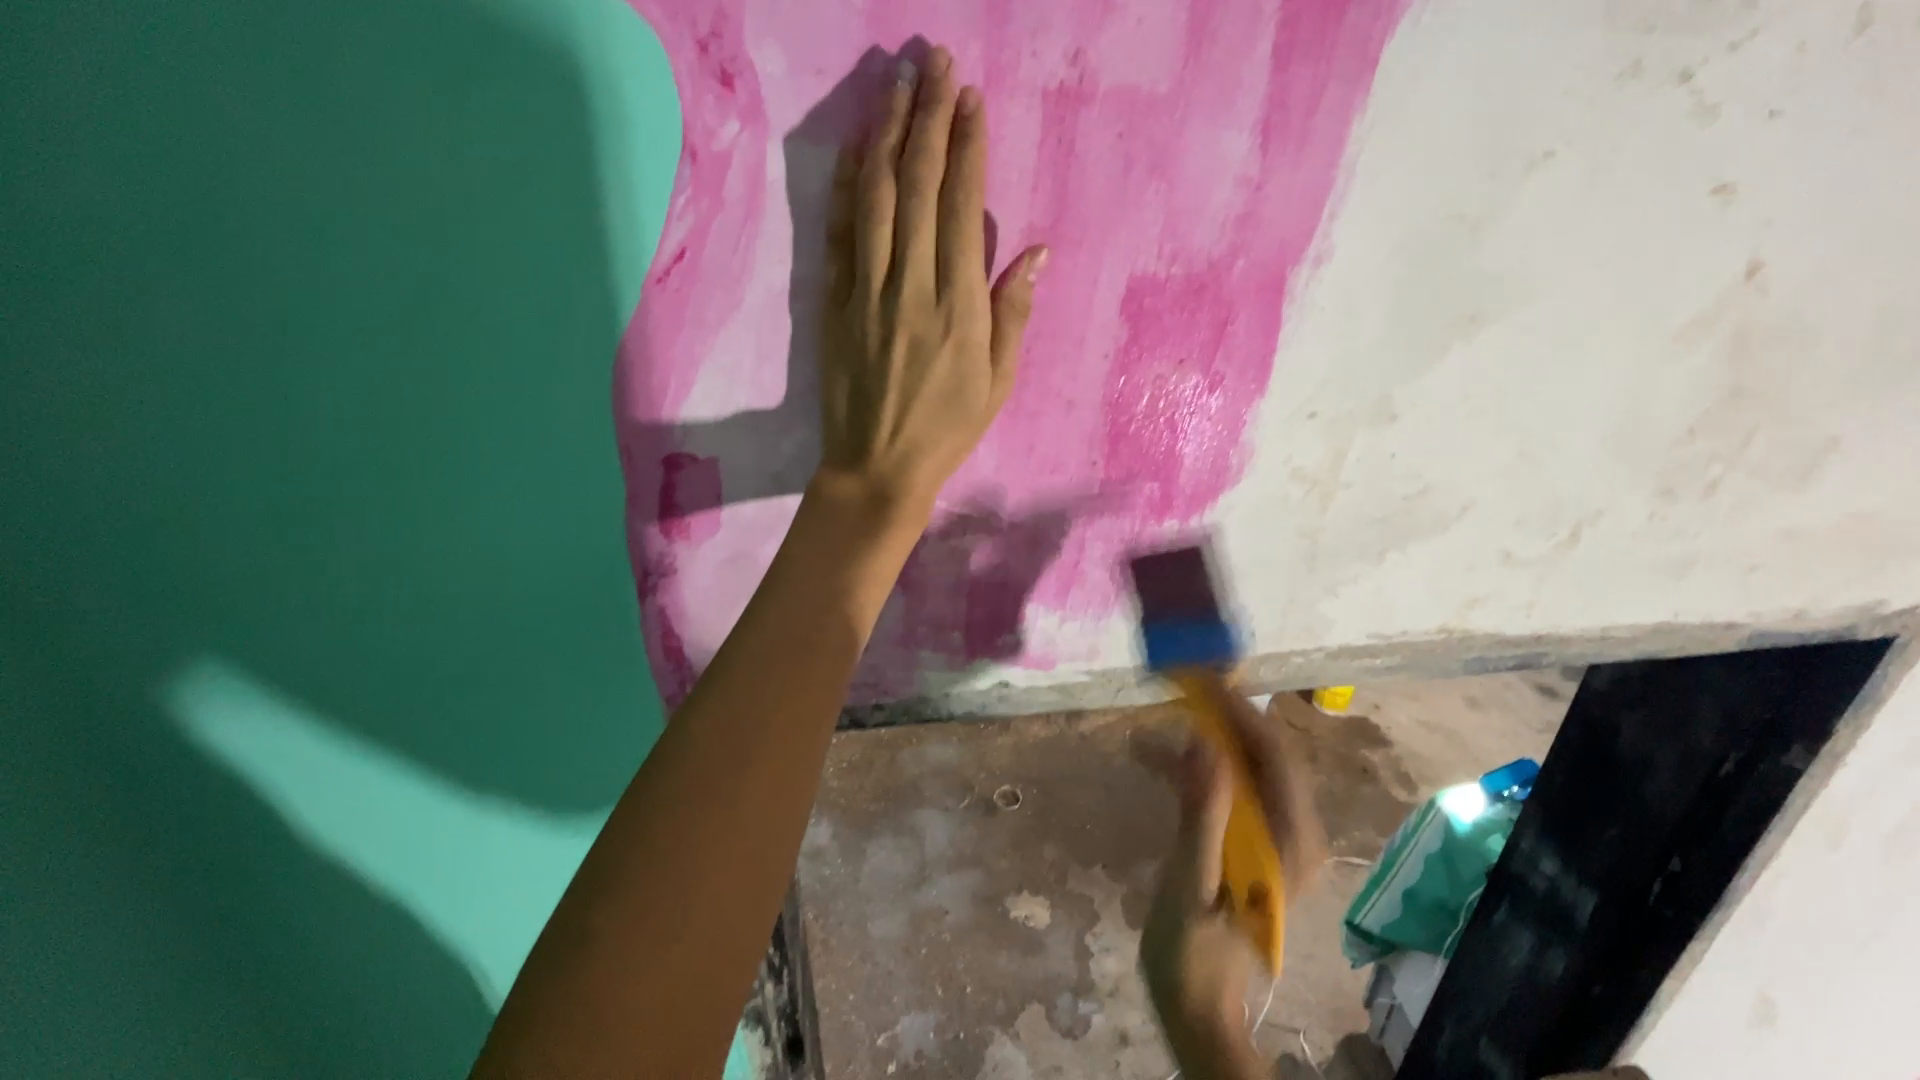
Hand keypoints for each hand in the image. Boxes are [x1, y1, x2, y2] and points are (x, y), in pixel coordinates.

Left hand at [814, 45, 1047, 521]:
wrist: (877, 468)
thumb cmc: (949, 429)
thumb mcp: (999, 381)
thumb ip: (1014, 312)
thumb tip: (1036, 251)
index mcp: (960, 307)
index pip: (960, 208)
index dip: (966, 148)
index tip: (969, 99)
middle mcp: (911, 287)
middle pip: (916, 186)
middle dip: (926, 118)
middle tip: (933, 62)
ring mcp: (866, 293)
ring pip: (873, 198)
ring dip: (884, 134)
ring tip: (894, 83)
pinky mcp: (833, 303)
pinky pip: (838, 234)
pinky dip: (844, 185)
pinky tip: (853, 146)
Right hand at [1138, 685, 1328, 1079]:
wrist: (1197, 1008)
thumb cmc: (1193, 954)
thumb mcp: (1191, 882)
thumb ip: (1201, 814)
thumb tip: (1204, 743)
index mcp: (1290, 842)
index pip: (1275, 755)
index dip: (1239, 713)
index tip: (1199, 682)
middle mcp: (1293, 834)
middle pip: (1261, 756)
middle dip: (1217, 721)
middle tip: (1173, 692)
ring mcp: (1273, 840)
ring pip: (1241, 770)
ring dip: (1198, 748)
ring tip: (1145, 742)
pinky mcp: (1250, 846)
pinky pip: (1227, 792)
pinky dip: (1193, 774)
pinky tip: (1153, 767)